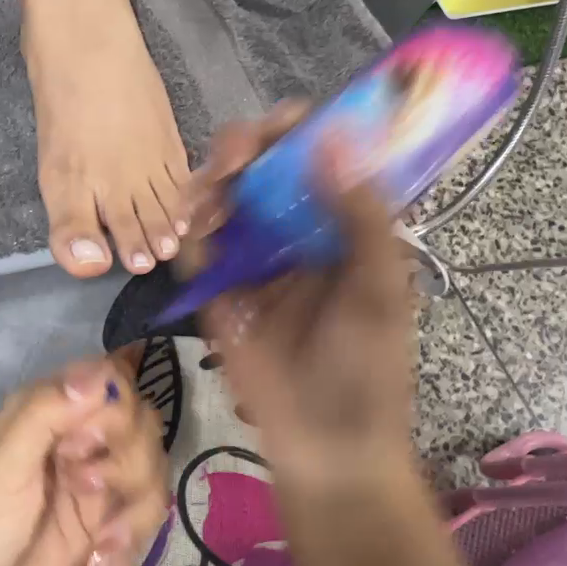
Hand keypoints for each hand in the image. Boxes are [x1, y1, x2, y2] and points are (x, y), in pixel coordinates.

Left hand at [0, 359, 168, 565]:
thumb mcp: (3, 462)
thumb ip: (45, 411)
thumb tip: (98, 376)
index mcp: (50, 407)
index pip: (110, 379)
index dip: (112, 409)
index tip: (84, 444)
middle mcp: (81, 433)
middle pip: (143, 422)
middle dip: (125, 462)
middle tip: (84, 487)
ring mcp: (100, 476)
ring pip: (153, 468)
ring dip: (133, 509)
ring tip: (99, 540)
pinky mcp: (110, 517)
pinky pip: (148, 515)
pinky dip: (130, 544)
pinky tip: (99, 562)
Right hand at [181, 104, 419, 486]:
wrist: (323, 443)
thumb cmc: (366, 367)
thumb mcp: (378, 291)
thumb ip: (360, 215)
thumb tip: (335, 136)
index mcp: (338, 221)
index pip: (315, 154)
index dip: (298, 129)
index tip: (280, 123)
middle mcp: (292, 225)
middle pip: (258, 163)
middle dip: (241, 148)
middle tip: (234, 156)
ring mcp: (250, 252)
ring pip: (220, 193)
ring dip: (209, 184)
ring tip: (210, 203)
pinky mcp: (215, 281)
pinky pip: (195, 240)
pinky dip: (188, 227)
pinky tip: (194, 234)